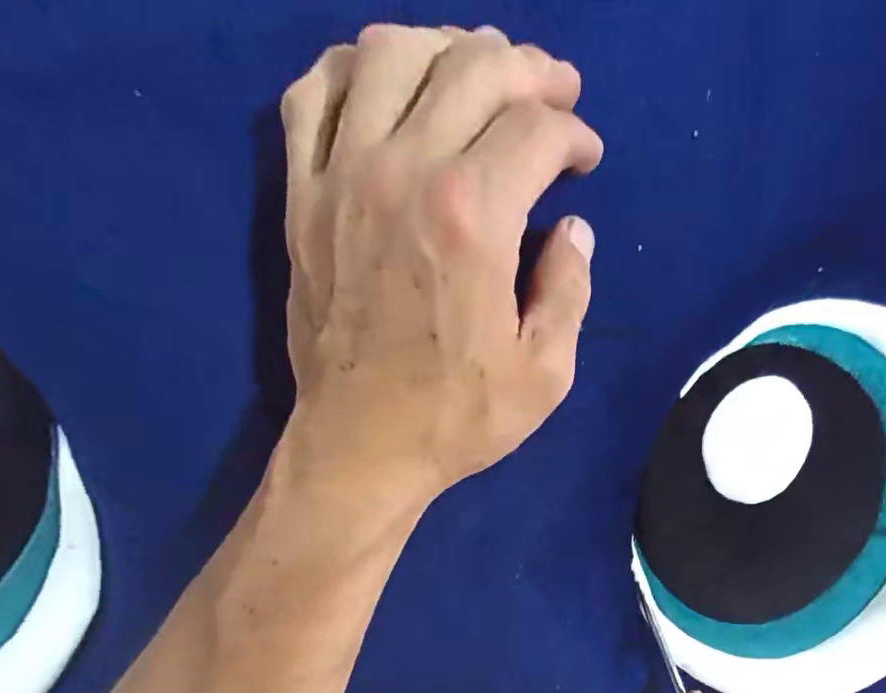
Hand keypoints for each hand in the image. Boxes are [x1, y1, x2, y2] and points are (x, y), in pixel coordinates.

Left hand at [277, 25, 602, 506]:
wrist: (359, 449)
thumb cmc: (455, 420)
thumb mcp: (543, 373)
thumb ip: (569, 290)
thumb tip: (572, 229)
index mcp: (474, 218)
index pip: (537, 128)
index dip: (574, 134)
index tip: (584, 161)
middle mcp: (404, 175)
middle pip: (474, 68)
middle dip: (530, 70)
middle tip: (554, 94)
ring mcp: (342, 181)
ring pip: (388, 55)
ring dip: (445, 49)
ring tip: (475, 74)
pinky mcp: (301, 201)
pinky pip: (312, 98)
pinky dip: (350, 72)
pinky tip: (384, 88)